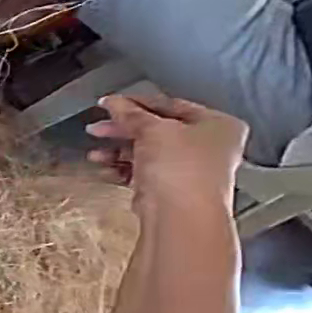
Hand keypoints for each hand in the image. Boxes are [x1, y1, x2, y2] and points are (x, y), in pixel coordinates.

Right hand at [87, 94, 246, 218]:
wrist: (180, 211)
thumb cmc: (179, 166)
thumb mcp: (153, 130)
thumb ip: (130, 114)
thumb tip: (111, 101)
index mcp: (217, 124)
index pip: (171, 105)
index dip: (137, 103)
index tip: (109, 104)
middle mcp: (207, 143)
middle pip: (155, 129)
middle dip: (121, 130)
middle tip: (95, 128)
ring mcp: (188, 166)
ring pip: (144, 151)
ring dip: (116, 151)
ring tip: (95, 154)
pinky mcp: (168, 184)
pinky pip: (139, 170)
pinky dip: (119, 168)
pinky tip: (104, 169)